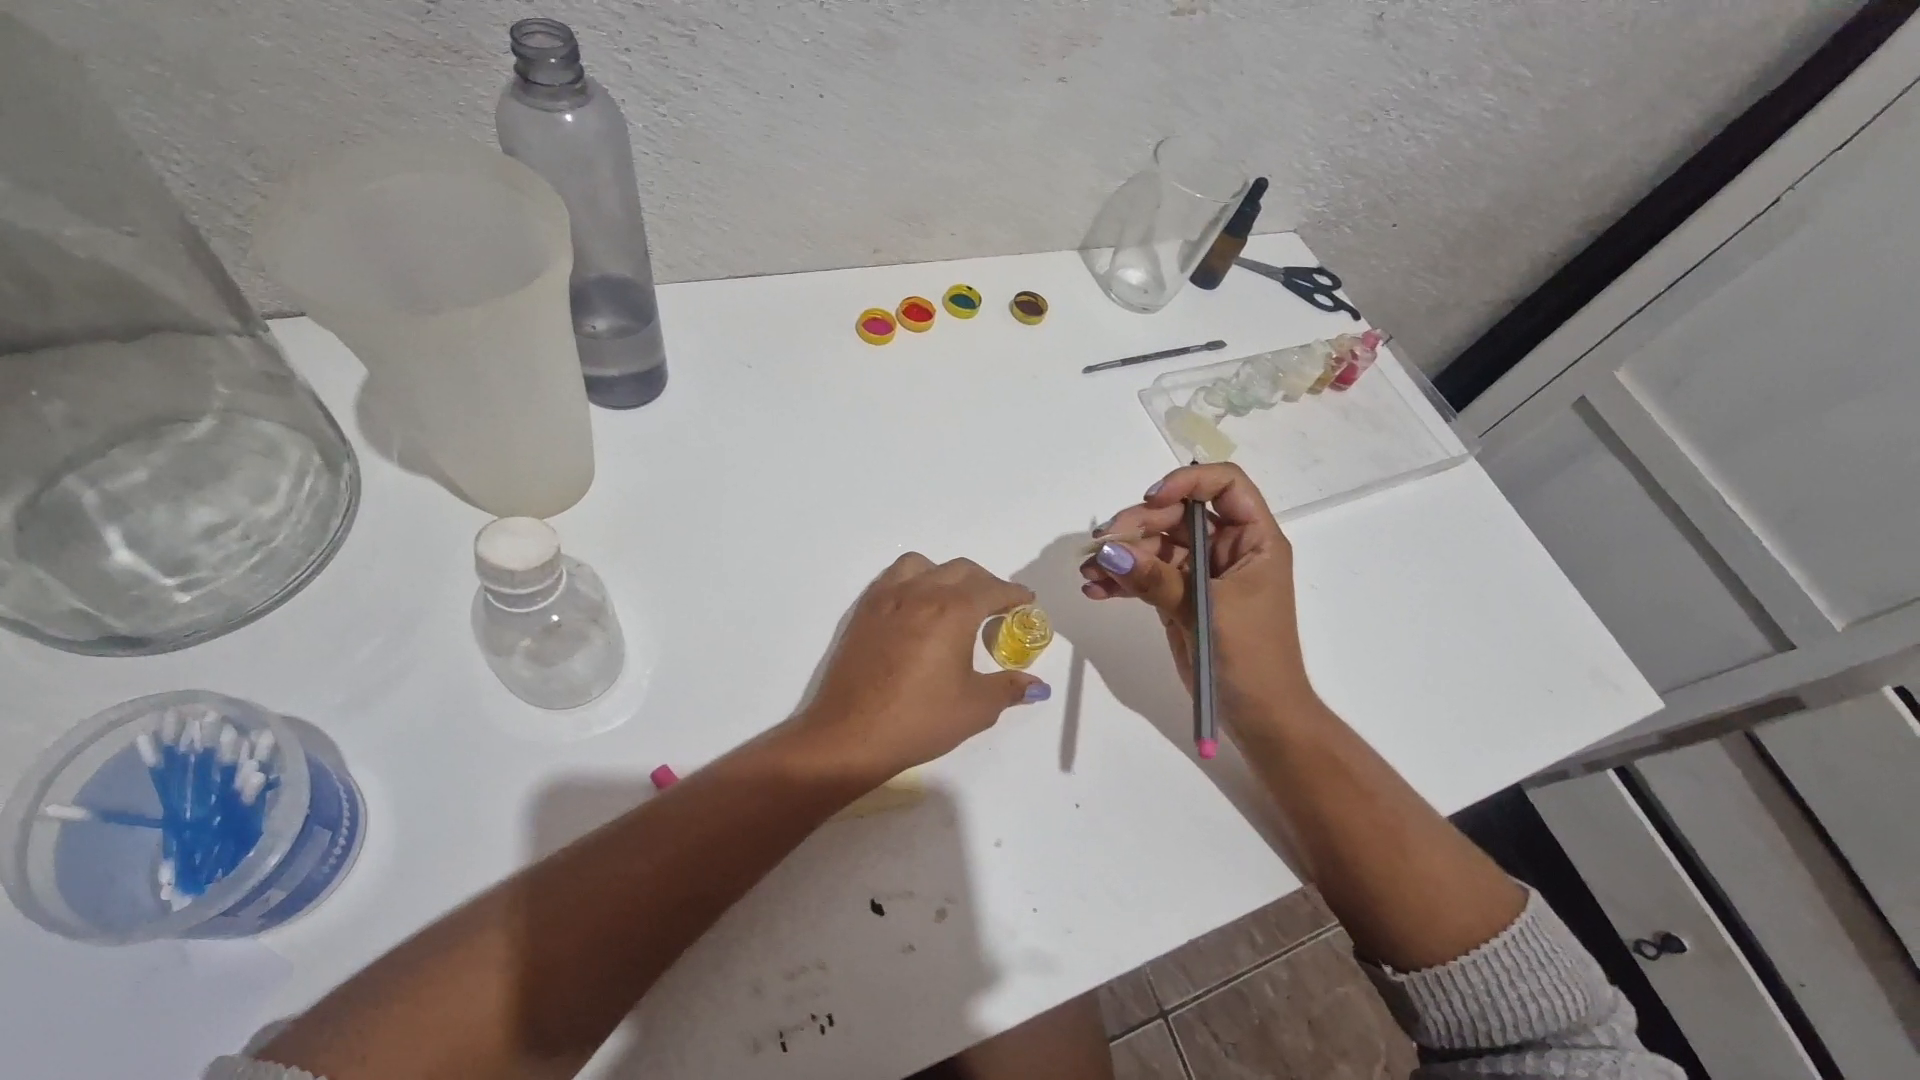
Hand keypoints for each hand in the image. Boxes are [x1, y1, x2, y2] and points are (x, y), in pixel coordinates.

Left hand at [792, 553, 1049, 780]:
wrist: (850, 735)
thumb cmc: (919, 721)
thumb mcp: (975, 708)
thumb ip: (1008, 689)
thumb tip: (1035, 685)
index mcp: (952, 611)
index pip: (992, 589)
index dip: (1013, 594)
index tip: (1026, 601)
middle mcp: (920, 593)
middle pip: (960, 570)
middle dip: (985, 582)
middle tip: (997, 605)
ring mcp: (887, 599)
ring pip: (922, 565)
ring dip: (945, 574)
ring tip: (953, 600)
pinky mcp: (863, 612)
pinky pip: (893, 578)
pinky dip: (913, 581)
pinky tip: (916, 609)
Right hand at [1080, 464, 1314, 724]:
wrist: (1260, 716)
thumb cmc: (1252, 657)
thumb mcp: (1207, 613)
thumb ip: (1158, 579)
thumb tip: (1109, 553)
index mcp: (1254, 540)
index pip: (1225, 485)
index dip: (1188, 483)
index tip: (1151, 500)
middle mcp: (1227, 548)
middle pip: (1177, 515)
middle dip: (1138, 525)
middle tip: (1103, 546)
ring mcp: (1200, 574)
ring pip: (1155, 545)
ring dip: (1120, 556)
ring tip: (1090, 573)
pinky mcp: (1178, 598)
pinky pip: (1145, 576)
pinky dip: (1121, 581)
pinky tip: (1096, 590)